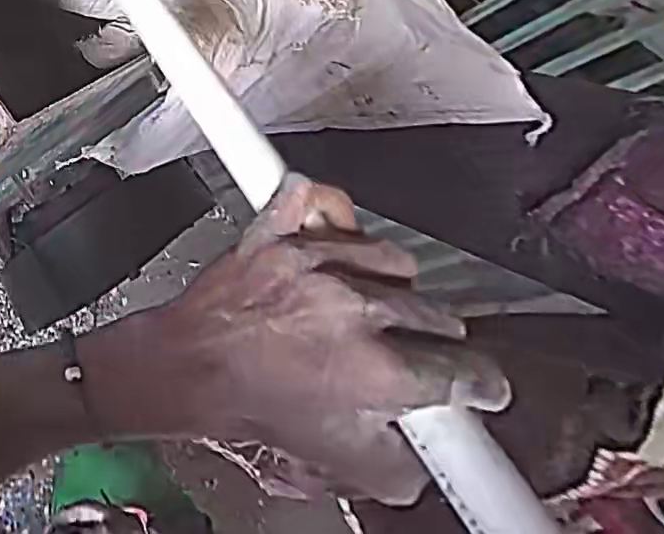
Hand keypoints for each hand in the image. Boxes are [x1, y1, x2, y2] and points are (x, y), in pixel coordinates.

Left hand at [78, 173, 509, 504]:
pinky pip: (312, 196)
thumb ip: (413, 461)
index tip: (472, 381)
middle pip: (434, 312)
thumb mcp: (350, 466)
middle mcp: (349, 308)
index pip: (468, 370)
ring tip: (368, 300)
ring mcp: (307, 263)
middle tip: (408, 346)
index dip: (476, 383)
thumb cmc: (250, 406)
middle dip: (430, 337)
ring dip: (388, 281)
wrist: (187, 366)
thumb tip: (439, 443)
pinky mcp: (271, 235)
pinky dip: (327, 210)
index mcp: (376, 370)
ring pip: (389, 257)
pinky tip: (331, 232)